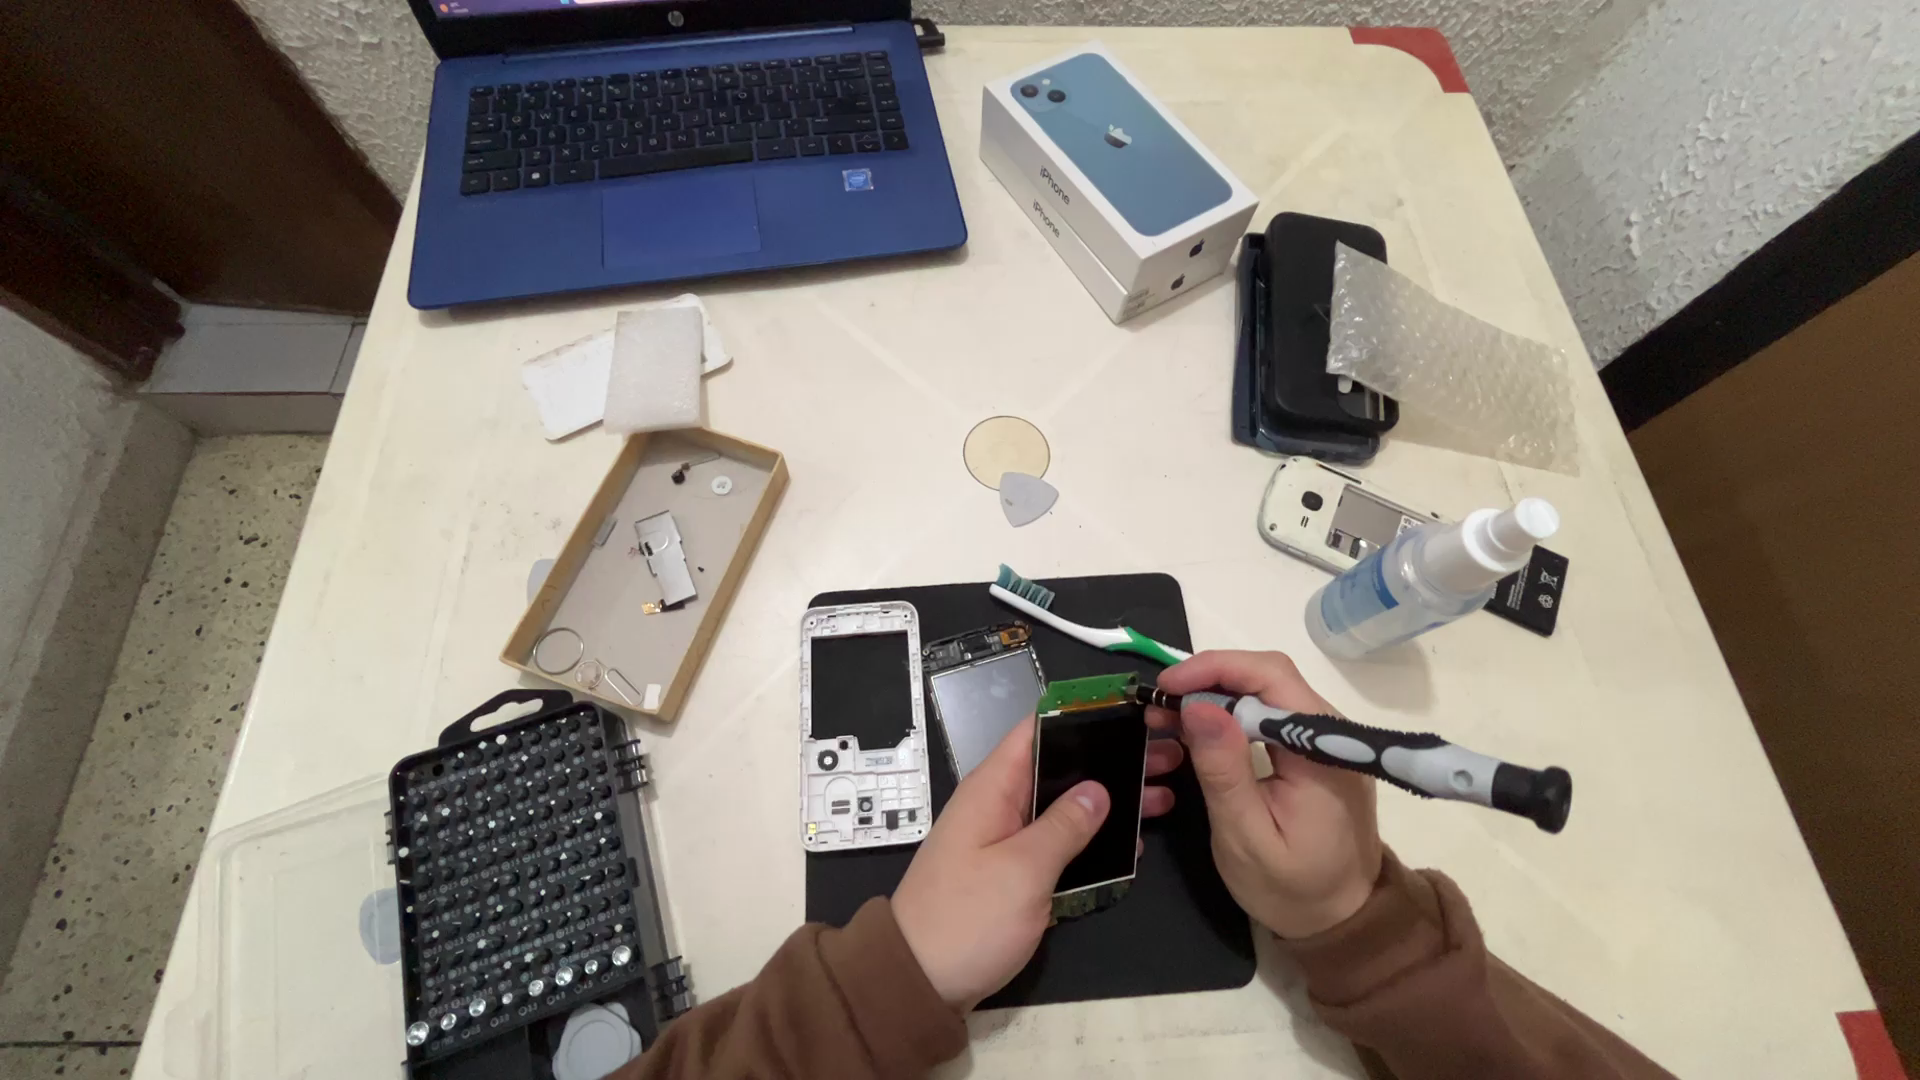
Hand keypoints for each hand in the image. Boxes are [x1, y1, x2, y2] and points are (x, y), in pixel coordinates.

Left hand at [891, 714, 1183, 1010]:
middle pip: (1059, 765)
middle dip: (1109, 759)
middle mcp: (1000, 802)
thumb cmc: (968, 918)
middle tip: (1168, 756)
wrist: (918, 981)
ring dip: (1109, 799)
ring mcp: (1007, 836)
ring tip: (1165, 793)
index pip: (1036, 730)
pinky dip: (1093, 837)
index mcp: (994, 786)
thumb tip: (1099, 788)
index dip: (1082, 715)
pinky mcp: (1014, 869)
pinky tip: (1134, 841)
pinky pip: (1058, 840)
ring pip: (1064, 803)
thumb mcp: (1022, 870)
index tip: (1131, 712)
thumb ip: (1064, 825)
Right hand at [1149, 650, 1381, 939]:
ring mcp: (1323, 736)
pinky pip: (1267, 709)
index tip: (1166, 688)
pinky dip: (1227, 710)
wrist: (1344, 922)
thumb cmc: (1291, 888)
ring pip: (1264, 687)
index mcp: (1322, 751)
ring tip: (1168, 714)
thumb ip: (1224, 771)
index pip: (1270, 678)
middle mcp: (1331, 730)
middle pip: (1267, 674)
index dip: (1214, 670)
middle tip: (1160, 703)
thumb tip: (1196, 706)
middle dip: (1208, 678)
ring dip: (1213, 691)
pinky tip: (1196, 727)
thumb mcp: (1245, 836)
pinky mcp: (1311, 746)